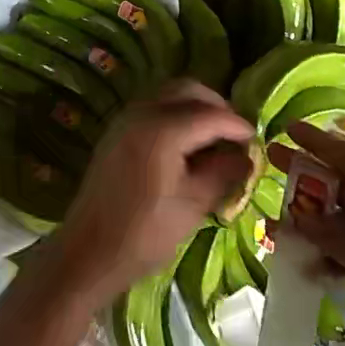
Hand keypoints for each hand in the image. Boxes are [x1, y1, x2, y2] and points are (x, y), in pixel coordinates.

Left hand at [44, 81, 253, 304]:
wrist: (87, 255)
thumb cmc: (143, 234)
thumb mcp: (194, 204)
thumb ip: (224, 172)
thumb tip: (247, 156)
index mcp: (163, 129)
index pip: (212, 115)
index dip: (238, 126)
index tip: (257, 141)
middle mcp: (142, 113)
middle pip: (189, 90)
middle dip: (217, 107)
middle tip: (235, 135)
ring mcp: (125, 119)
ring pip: (170, 94)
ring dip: (195, 107)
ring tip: (214, 138)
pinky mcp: (117, 131)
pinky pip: (154, 107)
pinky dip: (176, 114)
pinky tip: (187, 143)